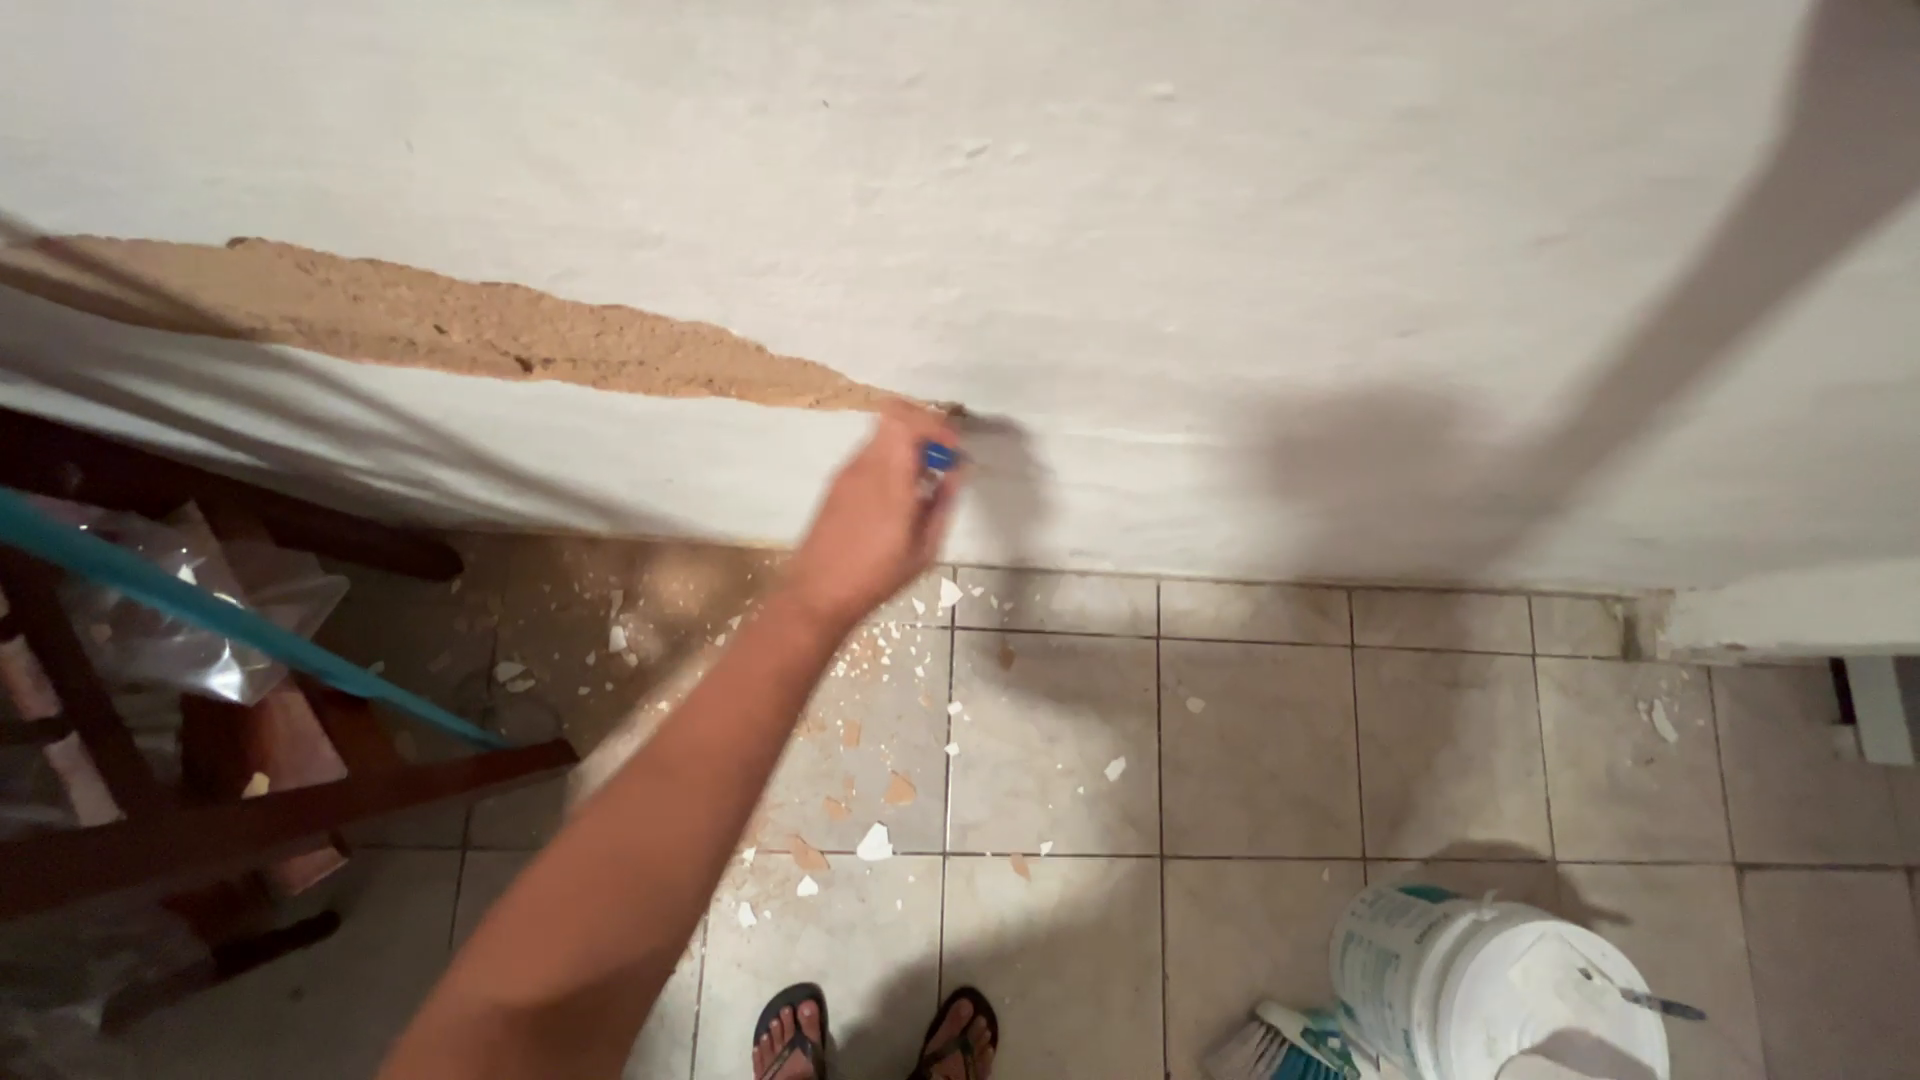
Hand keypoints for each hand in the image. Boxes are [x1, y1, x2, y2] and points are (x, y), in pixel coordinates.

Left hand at [780, 400, 964, 632]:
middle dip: (925, 430)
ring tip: (922, 482)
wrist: (817, 595)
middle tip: (941, 460)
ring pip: (881, 434)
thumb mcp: (924, 549)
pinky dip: (890, 460)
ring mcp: (846, 473)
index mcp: (888, 480)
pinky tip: (899, 496)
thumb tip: (956, 472)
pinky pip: (869, 455)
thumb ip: (943, 504)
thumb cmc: (876, 578)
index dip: (937, 426)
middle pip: (894, 415)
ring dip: (907, 446)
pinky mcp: (836, 484)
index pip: (908, 421)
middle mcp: (864, 466)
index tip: (953, 453)